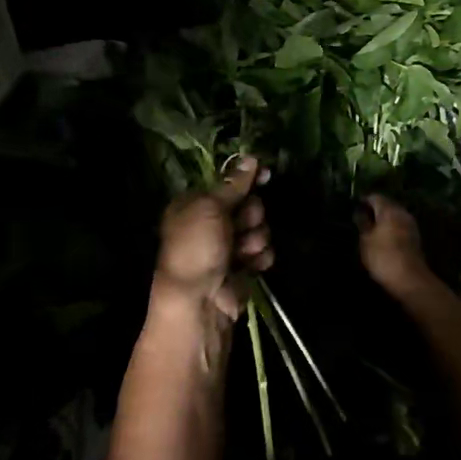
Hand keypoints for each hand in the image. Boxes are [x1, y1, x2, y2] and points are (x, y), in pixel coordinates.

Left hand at [154, 157, 272, 321]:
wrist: (201, 302)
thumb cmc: (197, 247)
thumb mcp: (210, 207)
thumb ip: (233, 184)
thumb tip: (250, 157)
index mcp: (194, 203)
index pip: (227, 182)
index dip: (247, 178)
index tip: (266, 174)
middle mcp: (210, 222)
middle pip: (248, 204)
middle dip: (250, 214)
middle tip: (240, 225)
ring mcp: (227, 246)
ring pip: (258, 228)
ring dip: (254, 238)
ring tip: (241, 252)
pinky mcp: (243, 267)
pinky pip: (263, 252)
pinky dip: (258, 258)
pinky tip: (249, 267)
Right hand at [358, 194, 433, 294]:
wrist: (410, 281)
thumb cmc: (383, 257)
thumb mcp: (366, 240)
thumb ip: (363, 223)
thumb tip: (360, 212)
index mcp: (389, 210)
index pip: (375, 197)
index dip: (364, 201)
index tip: (354, 208)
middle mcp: (402, 213)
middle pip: (387, 205)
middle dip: (374, 209)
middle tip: (361, 218)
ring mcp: (411, 226)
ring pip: (394, 216)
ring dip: (383, 220)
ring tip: (370, 228)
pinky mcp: (415, 239)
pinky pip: (400, 226)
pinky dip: (391, 228)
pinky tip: (382, 238)